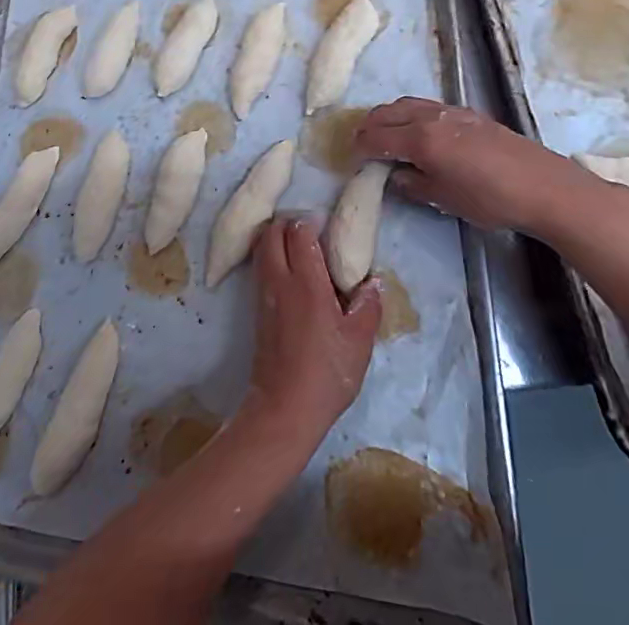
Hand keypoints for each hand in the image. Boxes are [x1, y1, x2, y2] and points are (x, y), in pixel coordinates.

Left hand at [241, 217, 381, 441]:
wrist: (284, 406)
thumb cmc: (327, 373)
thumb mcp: (359, 341)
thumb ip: (368, 306)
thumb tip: (372, 282)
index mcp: (307, 283)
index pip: (299, 233)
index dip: (309, 222)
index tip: (325, 224)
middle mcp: (280, 281)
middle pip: (271, 233)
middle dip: (286, 222)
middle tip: (308, 229)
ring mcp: (263, 295)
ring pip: (261, 249)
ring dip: (274, 238)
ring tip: (298, 247)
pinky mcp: (256, 310)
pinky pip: (259, 269)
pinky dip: (269, 258)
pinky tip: (289, 272)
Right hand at [353, 97, 610, 239]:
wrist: (543, 186)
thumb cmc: (490, 198)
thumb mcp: (443, 199)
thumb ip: (413, 184)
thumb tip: (395, 176)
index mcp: (420, 139)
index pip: (377, 137)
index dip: (360, 148)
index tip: (352, 159)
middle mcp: (432, 118)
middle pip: (387, 113)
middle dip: (369, 126)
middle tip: (361, 144)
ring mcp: (452, 112)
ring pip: (407, 104)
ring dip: (389, 116)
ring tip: (384, 134)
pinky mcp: (470, 114)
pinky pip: (427, 106)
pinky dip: (410, 114)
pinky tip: (416, 131)